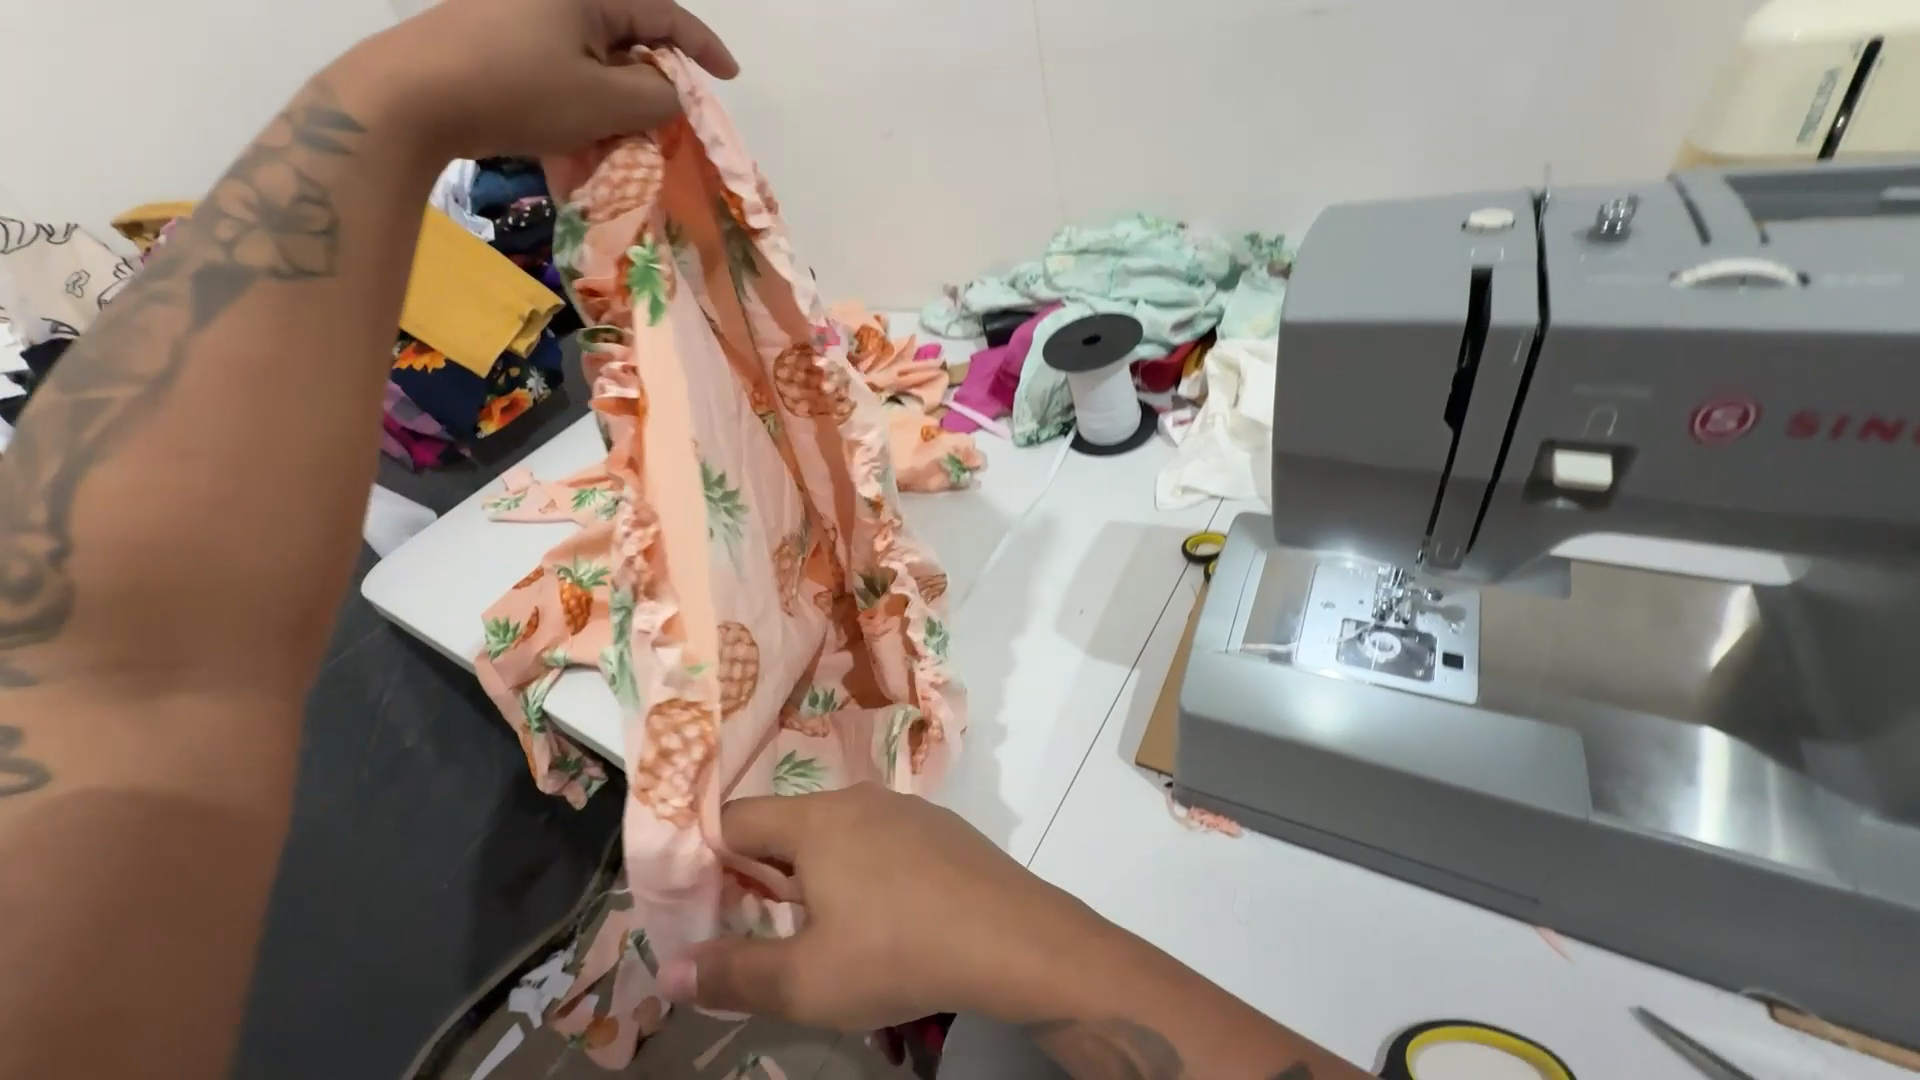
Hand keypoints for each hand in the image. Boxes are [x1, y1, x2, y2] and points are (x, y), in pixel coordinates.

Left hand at [333, 0, 737, 159]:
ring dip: (620, 90)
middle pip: (628, 30)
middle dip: (657, 73)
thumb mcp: (605, 102)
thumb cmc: (518, 92)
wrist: (413, 97)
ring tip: (628, 131)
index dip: (703, 47)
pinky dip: (585, 89)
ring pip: (596, 49)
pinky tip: (584, 125)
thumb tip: (672, 93)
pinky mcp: (498, 30)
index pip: (663, 13)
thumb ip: (658, 97)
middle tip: (675, 116)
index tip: (730, 75)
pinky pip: (563, 57)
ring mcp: (521, 7)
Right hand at [658, 783, 1109, 1030]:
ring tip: (825, 929)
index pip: (736, 820)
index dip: (709, 861)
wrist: (1014, 940)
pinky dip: (864, 870)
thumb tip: (671, 968)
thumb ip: (733, 974)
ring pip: (838, 833)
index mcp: (815, 820)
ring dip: (817, 874)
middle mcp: (857, 798)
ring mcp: (906, 809)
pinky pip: (881, 840)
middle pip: (788, 826)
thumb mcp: (806, 982)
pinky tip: (887, 916)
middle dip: (764, 874)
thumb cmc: (898, 954)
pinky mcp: (941, 828)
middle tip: (763, 928)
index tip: (704, 906)